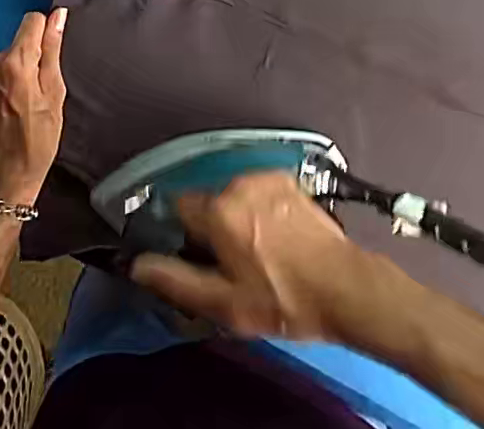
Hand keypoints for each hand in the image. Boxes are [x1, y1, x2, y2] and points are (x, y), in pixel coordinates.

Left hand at [0, 9, 66, 207]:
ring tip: (30, 98)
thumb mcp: (55, 92)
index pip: (32, 20)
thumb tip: (57, 16)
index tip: (53, 53)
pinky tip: (15, 104)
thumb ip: (53, 50)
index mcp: (15, 63)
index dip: (47, 32)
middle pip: (20, 39)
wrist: (7, 174)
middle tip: (43, 86)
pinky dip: (8, 80)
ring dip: (21, 68)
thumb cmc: (38, 138)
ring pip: (10, 56)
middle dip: (34, 54)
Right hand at [128, 172, 371, 341]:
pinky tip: (277, 234)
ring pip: (233, 195)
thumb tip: (138, 264)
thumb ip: (176, 280)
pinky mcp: (287, 180)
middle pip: (208, 201)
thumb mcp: (225, 304)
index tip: (197, 253)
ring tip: (259, 249)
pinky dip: (259, 206)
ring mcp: (266, 178)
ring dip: (237, 215)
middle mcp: (238, 184)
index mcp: (218, 210)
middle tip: (232, 261)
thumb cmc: (283, 300)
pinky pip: (257, 190)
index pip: (178, 207)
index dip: (183, 233)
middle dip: (212, 226)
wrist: (345, 287)